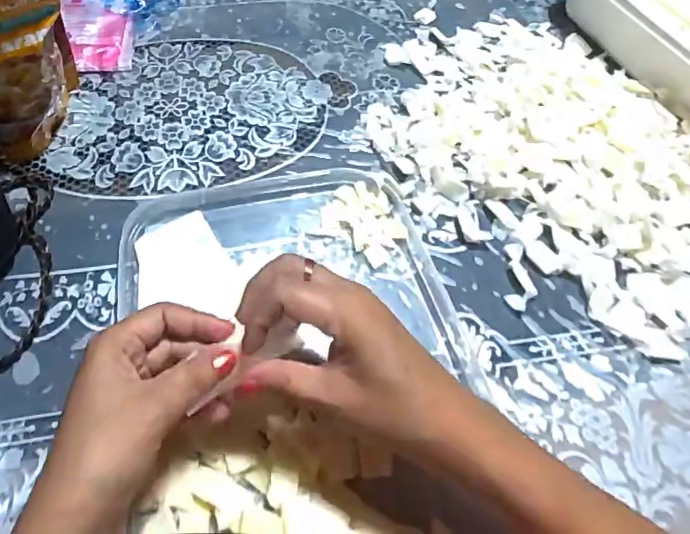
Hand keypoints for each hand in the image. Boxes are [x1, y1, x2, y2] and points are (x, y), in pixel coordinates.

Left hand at [15, 303, 239, 533]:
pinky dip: (194, 406)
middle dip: (205, 353)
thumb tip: (231, 351)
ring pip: (174, 376)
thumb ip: (194, 376)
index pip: (162, 316)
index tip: (234, 333)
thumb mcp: (154, 406)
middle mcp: (122, 362)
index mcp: (116, 345)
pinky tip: (219, 414)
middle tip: (243, 365)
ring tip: (236, 392)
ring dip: (204, 382)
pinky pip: (171, 403)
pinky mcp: (137, 424)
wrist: (76, 514)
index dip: (198, 321)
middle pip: (170, 344)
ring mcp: (129, 395)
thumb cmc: (110, 445)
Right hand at [235, 256, 663, 533]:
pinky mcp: (359, 304)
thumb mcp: (336, 400)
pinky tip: (286, 327)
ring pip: (300, 269)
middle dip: (258, 291)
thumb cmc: (397, 413)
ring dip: (272, 290)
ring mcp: (355, 293)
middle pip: (287, 265)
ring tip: (260, 328)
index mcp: (343, 307)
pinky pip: (313, 283)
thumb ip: (285, 379)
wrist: (451, 424)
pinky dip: (290, 295)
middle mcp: (347, 288)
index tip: (245, 347)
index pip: (282, 287)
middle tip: (245, 328)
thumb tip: (239, 375)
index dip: (254, 312)